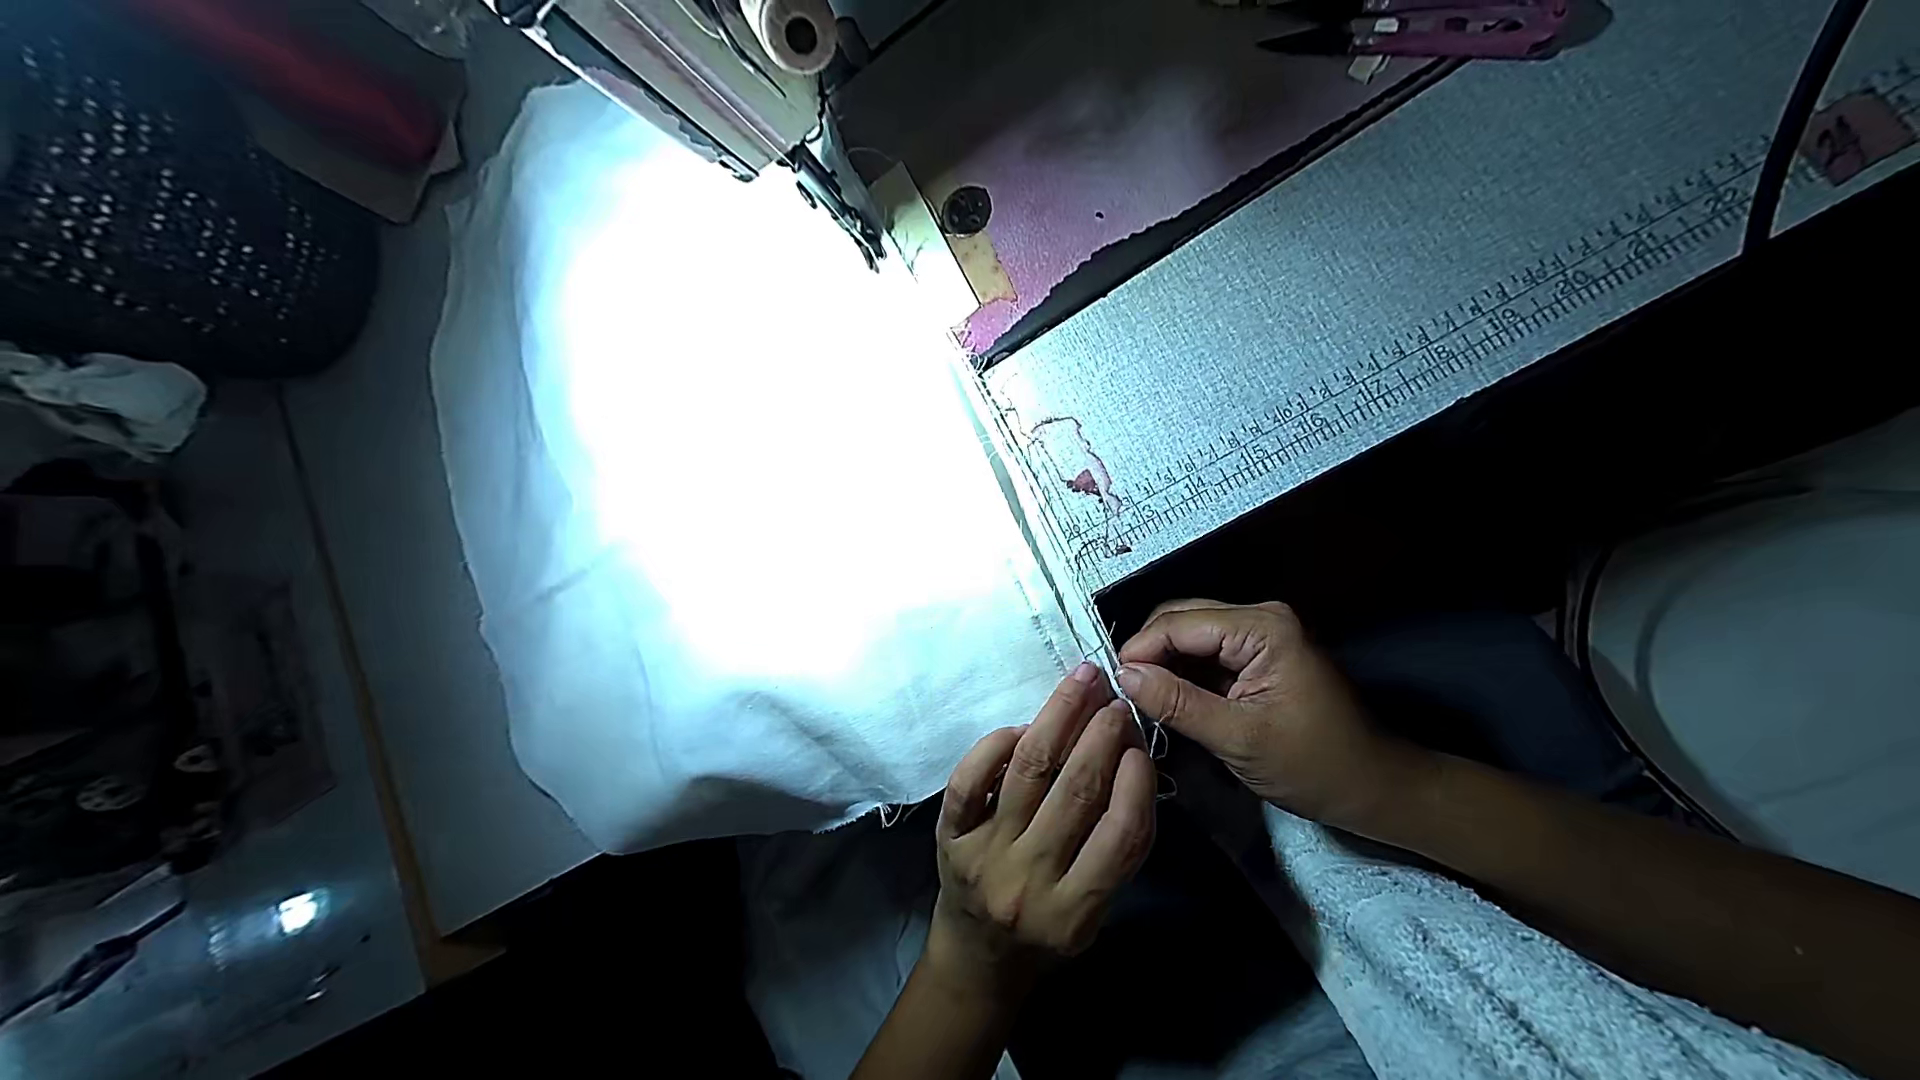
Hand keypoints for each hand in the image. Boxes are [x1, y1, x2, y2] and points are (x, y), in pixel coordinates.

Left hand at [924, 662, 1157, 1000]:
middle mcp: (1027, 883)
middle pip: (1074, 792)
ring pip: (1027, 773)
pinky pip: (969, 780)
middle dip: (1100, 735)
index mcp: (1075, 912)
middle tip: (1114, 699)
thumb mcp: (1093, 910)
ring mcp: (984, 855)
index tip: (1140, 743)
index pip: (1119, 835)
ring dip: (1058, 720)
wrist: (977, 957)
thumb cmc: (1045, 929)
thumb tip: (1130, 759)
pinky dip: (995, 746)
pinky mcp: (948, 836)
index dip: (1137, 782)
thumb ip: (1115, 849)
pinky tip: (1021, 726)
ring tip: (1079, 686)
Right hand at [1115, 600, 1429, 830]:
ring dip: (1161, 664)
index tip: (1112, 688)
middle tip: (1122, 694)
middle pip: (1179, 621)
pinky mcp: (1255, 654)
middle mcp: (1258, 617)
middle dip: (1147, 655)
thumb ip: (1177, 703)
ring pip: (1187, 636)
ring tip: (1138, 699)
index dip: (1139, 651)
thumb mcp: (1239, 738)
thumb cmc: (1315, 765)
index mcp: (1261, 627)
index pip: (1178, 624)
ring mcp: (1257, 633)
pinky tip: (1166, 699)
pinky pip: (1204, 653)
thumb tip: (1122, 676)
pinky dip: (1181, 674)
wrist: (1375, 788)